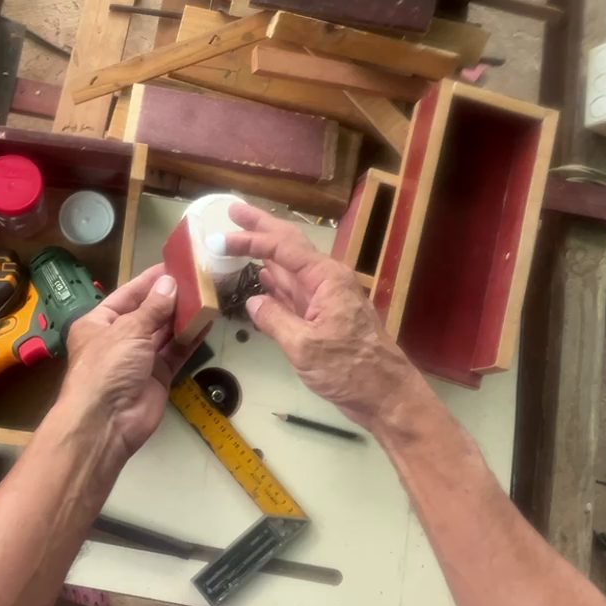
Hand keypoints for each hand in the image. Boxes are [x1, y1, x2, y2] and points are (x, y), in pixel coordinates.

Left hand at [58, 264, 200, 464]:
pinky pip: (176, 353)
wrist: (106, 422)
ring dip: (183, 316)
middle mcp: (118, 338)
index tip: (174, 265)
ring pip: (165, 332)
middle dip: (171, 298)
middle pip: (148, 313)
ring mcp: (139, 359)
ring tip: (207, 295)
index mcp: (98, 323)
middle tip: (199, 279)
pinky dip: (190, 339)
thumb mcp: (127, 331)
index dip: (150, 281)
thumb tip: (170, 283)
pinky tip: (207, 322)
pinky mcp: (158, 377)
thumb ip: (152, 308)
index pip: (127, 295)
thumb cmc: (106, 368)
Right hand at [215, 202, 426, 425]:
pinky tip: (261, 276)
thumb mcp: (304, 345)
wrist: (385, 395)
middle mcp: (326, 281)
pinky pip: (293, 291)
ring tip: (241, 236)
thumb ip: (275, 319)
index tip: (220, 238)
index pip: (282, 249)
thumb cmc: (350, 369)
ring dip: (265, 251)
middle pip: (289, 245)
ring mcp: (325, 299)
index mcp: (326, 279)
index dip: (249, 241)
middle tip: (233, 210)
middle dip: (261, 226)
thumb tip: (254, 302)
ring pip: (289, 267)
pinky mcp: (322, 317)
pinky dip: (274, 281)